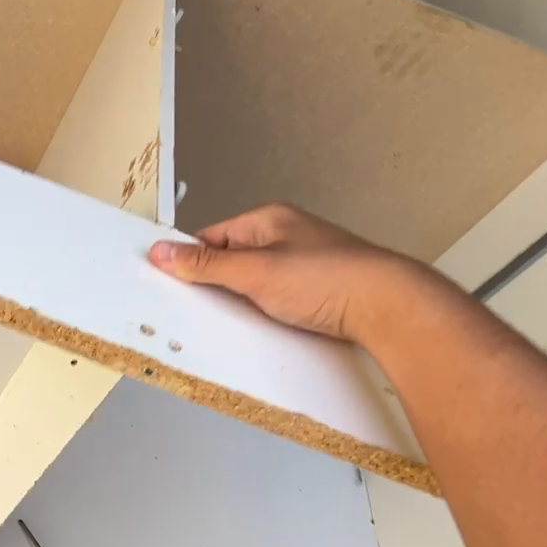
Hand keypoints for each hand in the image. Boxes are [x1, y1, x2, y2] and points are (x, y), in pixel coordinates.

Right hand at [147, 203, 465, 346]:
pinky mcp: (307, 292)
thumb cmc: (329, 279)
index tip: (166, 283)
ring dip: (233, 303)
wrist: (385, 308)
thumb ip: (203, 264)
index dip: (187, 261)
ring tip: (228, 317)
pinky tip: (253, 325)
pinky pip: (266, 301)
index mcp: (267, 221)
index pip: (209, 238)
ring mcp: (295, 266)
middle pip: (225, 263)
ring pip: (245, 285)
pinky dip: (255, 313)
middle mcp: (281, 239)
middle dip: (210, 285)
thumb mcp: (253, 271)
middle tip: (194, 307)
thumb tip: (161, 251)